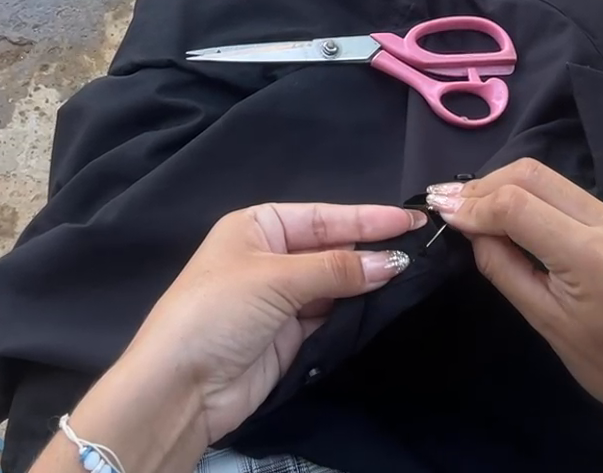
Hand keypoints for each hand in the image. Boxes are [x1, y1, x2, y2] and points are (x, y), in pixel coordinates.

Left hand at [125, 202, 422, 442]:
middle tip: (422, 246)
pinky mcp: (289, 334)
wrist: (181, 386)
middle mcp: (271, 255)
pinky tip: (384, 302)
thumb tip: (392, 261)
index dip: (366, 218)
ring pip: (334, 282)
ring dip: (367, 280)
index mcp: (258, 226)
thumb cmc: (220, 310)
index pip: (322, 217)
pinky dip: (355, 309)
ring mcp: (280, 296)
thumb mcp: (276, 280)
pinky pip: (330, 313)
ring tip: (414, 273)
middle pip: (331, 247)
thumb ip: (336, 270)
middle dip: (370, 247)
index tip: (410, 219)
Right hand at [427, 160, 602, 443]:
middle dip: (481, 185)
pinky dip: (524, 193)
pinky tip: (503, 211)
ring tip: (466, 206)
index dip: (471, 204)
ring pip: (544, 175)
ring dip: (500, 185)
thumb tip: (469, 229)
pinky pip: (561, 191)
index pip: (516, 204)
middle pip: (529, 174)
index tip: (437, 212)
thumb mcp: (546, 323)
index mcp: (591, 255)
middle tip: (444, 203)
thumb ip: (503, 267)